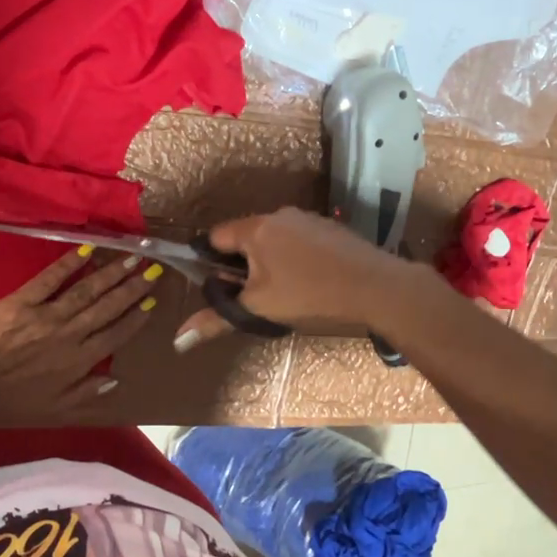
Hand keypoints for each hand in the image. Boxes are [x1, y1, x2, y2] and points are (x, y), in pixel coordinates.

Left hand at [0, 246, 161, 422]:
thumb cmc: (8, 405)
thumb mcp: (53, 412)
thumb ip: (85, 395)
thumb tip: (115, 379)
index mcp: (78, 362)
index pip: (114, 335)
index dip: (135, 318)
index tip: (152, 302)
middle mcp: (69, 335)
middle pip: (106, 307)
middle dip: (132, 288)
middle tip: (153, 270)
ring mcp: (45, 315)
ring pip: (85, 290)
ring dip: (110, 273)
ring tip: (131, 258)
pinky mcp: (21, 301)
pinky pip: (49, 279)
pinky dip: (67, 264)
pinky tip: (85, 251)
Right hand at [174, 208, 420, 350]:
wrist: (379, 288)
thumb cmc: (310, 296)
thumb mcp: (258, 310)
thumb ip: (215, 320)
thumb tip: (177, 341)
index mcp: (255, 229)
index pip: (214, 237)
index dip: (209, 262)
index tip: (220, 287)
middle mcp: (279, 215)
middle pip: (243, 239)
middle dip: (241, 266)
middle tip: (251, 297)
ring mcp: (308, 220)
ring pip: (272, 241)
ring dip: (268, 263)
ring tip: (282, 294)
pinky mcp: (331, 230)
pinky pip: (298, 242)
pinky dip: (293, 261)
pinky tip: (308, 285)